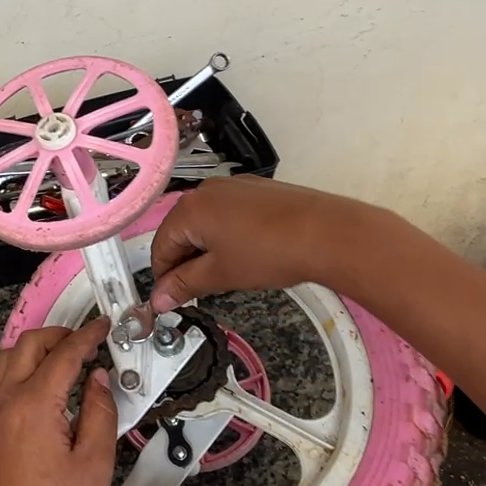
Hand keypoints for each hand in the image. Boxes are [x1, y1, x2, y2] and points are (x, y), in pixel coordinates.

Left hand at [0, 320, 116, 485]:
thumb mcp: (95, 463)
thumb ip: (101, 413)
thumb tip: (100, 382)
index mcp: (34, 405)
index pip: (63, 354)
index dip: (87, 336)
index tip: (101, 328)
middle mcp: (7, 401)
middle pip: (29, 343)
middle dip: (59, 334)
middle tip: (85, 340)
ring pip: (9, 355)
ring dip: (38, 346)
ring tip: (66, 356)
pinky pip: (1, 377)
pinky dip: (22, 365)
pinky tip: (42, 379)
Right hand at [149, 176, 403, 311]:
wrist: (327, 233)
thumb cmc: (270, 253)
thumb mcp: (220, 275)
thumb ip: (184, 285)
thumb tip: (158, 299)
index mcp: (189, 209)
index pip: (161, 246)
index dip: (164, 276)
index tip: (170, 298)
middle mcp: (205, 191)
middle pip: (181, 230)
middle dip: (186, 261)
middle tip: (201, 289)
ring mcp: (232, 186)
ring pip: (206, 221)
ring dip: (207, 247)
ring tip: (229, 272)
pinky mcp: (255, 189)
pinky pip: (228, 212)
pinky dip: (228, 232)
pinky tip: (248, 251)